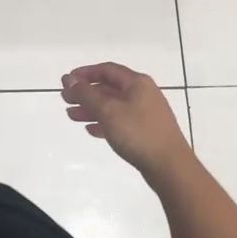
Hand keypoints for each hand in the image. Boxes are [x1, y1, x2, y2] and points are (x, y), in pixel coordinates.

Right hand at [61, 63, 194, 178]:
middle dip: (86, 93)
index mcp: (137, 83)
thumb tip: (68, 78)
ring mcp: (147, 114)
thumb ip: (86, 93)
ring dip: (92, 109)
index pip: (106, 70)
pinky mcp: (147, 132)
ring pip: (113, 106)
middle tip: (66, 100)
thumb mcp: (107, 110)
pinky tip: (91, 130)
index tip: (67, 81)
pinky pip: (121, 121)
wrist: (171, 168)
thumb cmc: (138, 133)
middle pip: (109, 88)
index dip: (85, 73)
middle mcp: (143, 94)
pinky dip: (104, 123)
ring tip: (72, 116)